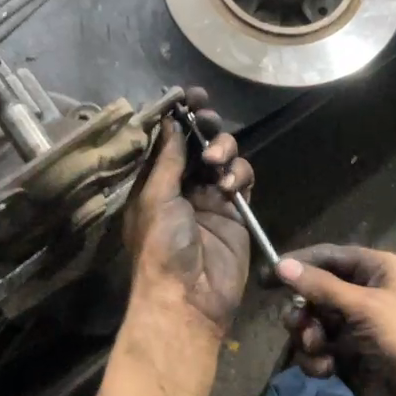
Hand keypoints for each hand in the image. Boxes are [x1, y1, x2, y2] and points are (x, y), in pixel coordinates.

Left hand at [122, 88, 254, 337]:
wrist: (189, 299)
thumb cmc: (161, 247)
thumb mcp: (156, 198)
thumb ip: (167, 158)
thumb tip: (170, 122)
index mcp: (154, 183)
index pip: (167, 140)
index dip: (176, 116)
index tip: (187, 95)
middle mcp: (182, 185)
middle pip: (198, 142)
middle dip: (204, 125)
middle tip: (206, 114)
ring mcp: (210, 197)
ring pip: (223, 155)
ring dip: (222, 148)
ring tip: (215, 160)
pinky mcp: (236, 210)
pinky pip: (241, 177)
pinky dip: (237, 173)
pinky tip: (228, 186)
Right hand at [277, 245, 395, 395]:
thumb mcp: (365, 308)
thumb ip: (321, 286)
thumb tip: (280, 263)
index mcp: (380, 270)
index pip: (330, 256)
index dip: (298, 263)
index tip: (266, 278)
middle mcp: (369, 294)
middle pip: (318, 289)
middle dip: (304, 307)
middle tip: (296, 325)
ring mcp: (361, 329)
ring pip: (316, 321)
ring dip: (308, 334)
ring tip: (316, 350)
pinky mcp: (353, 361)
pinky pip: (321, 350)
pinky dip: (315, 358)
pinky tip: (324, 370)